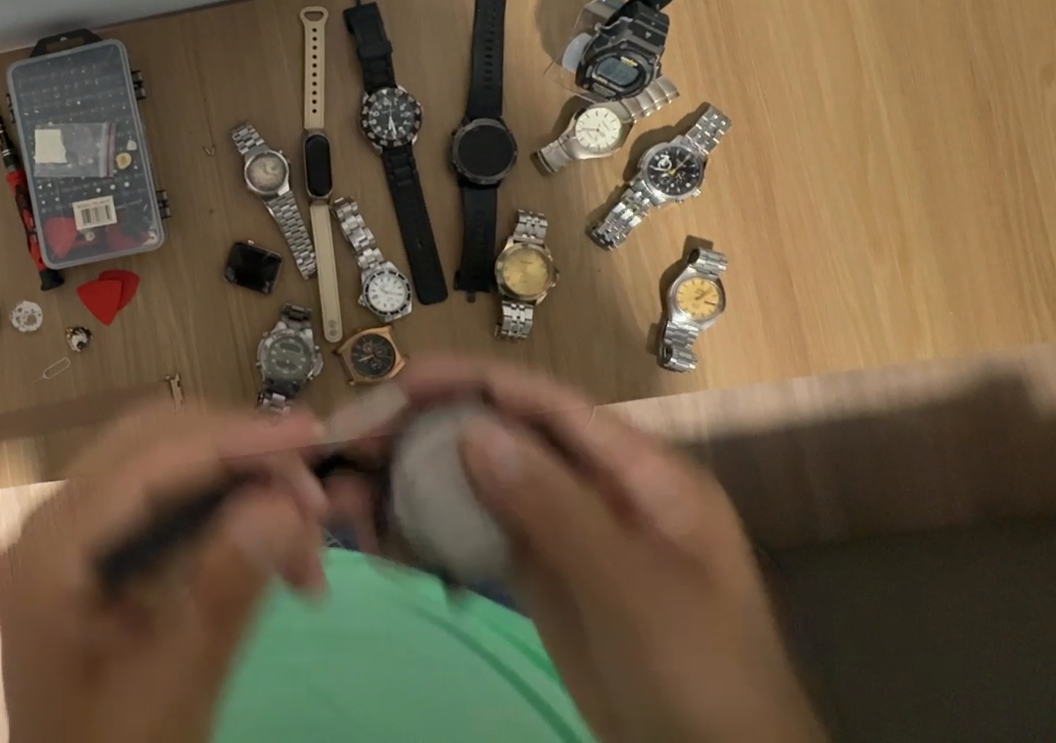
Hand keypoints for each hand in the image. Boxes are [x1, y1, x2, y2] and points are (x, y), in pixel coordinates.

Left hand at [0, 407, 328, 742]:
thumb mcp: (174, 684)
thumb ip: (225, 587)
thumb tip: (285, 500)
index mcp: (48, 549)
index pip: (146, 461)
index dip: (232, 440)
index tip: (310, 433)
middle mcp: (50, 520)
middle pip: (154, 443)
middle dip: (241, 458)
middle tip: (315, 501)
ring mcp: (71, 529)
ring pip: (166, 463)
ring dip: (240, 485)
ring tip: (306, 545)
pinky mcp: (96, 545)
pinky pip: (166, 499)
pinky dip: (226, 513)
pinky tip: (275, 551)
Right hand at [398, 355, 826, 742]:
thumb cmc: (698, 674)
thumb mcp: (634, 589)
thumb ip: (556, 507)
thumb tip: (474, 431)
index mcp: (639, 470)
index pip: (544, 402)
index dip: (471, 381)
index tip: (401, 380)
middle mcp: (595, 484)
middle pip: (502, 434)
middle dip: (429, 429)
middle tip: (359, 440)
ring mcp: (563, 527)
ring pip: (479, 480)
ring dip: (419, 477)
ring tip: (357, 488)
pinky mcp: (537, 567)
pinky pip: (476, 528)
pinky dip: (431, 524)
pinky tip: (387, 529)